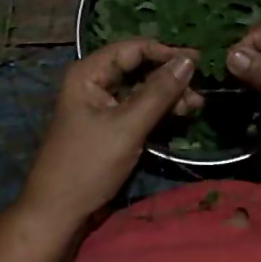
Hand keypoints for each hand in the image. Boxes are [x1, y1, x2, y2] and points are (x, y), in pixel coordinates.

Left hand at [17, 40, 200, 229]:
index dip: (165, 52)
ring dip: (168, 95)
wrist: (59, 212)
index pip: (131, 49)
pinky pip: (137, 110)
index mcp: (88, 74)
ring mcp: (101, 106)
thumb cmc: (88, 164)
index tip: (198, 60)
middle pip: (137, 68)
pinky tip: (182, 114)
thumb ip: (158, 93)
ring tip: (197, 105)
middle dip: (169, 76)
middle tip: (201, 88)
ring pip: (140, 90)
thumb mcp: (127, 127)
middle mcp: (93, 83)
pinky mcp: (109, 127)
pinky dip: (158, 111)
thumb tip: (187, 62)